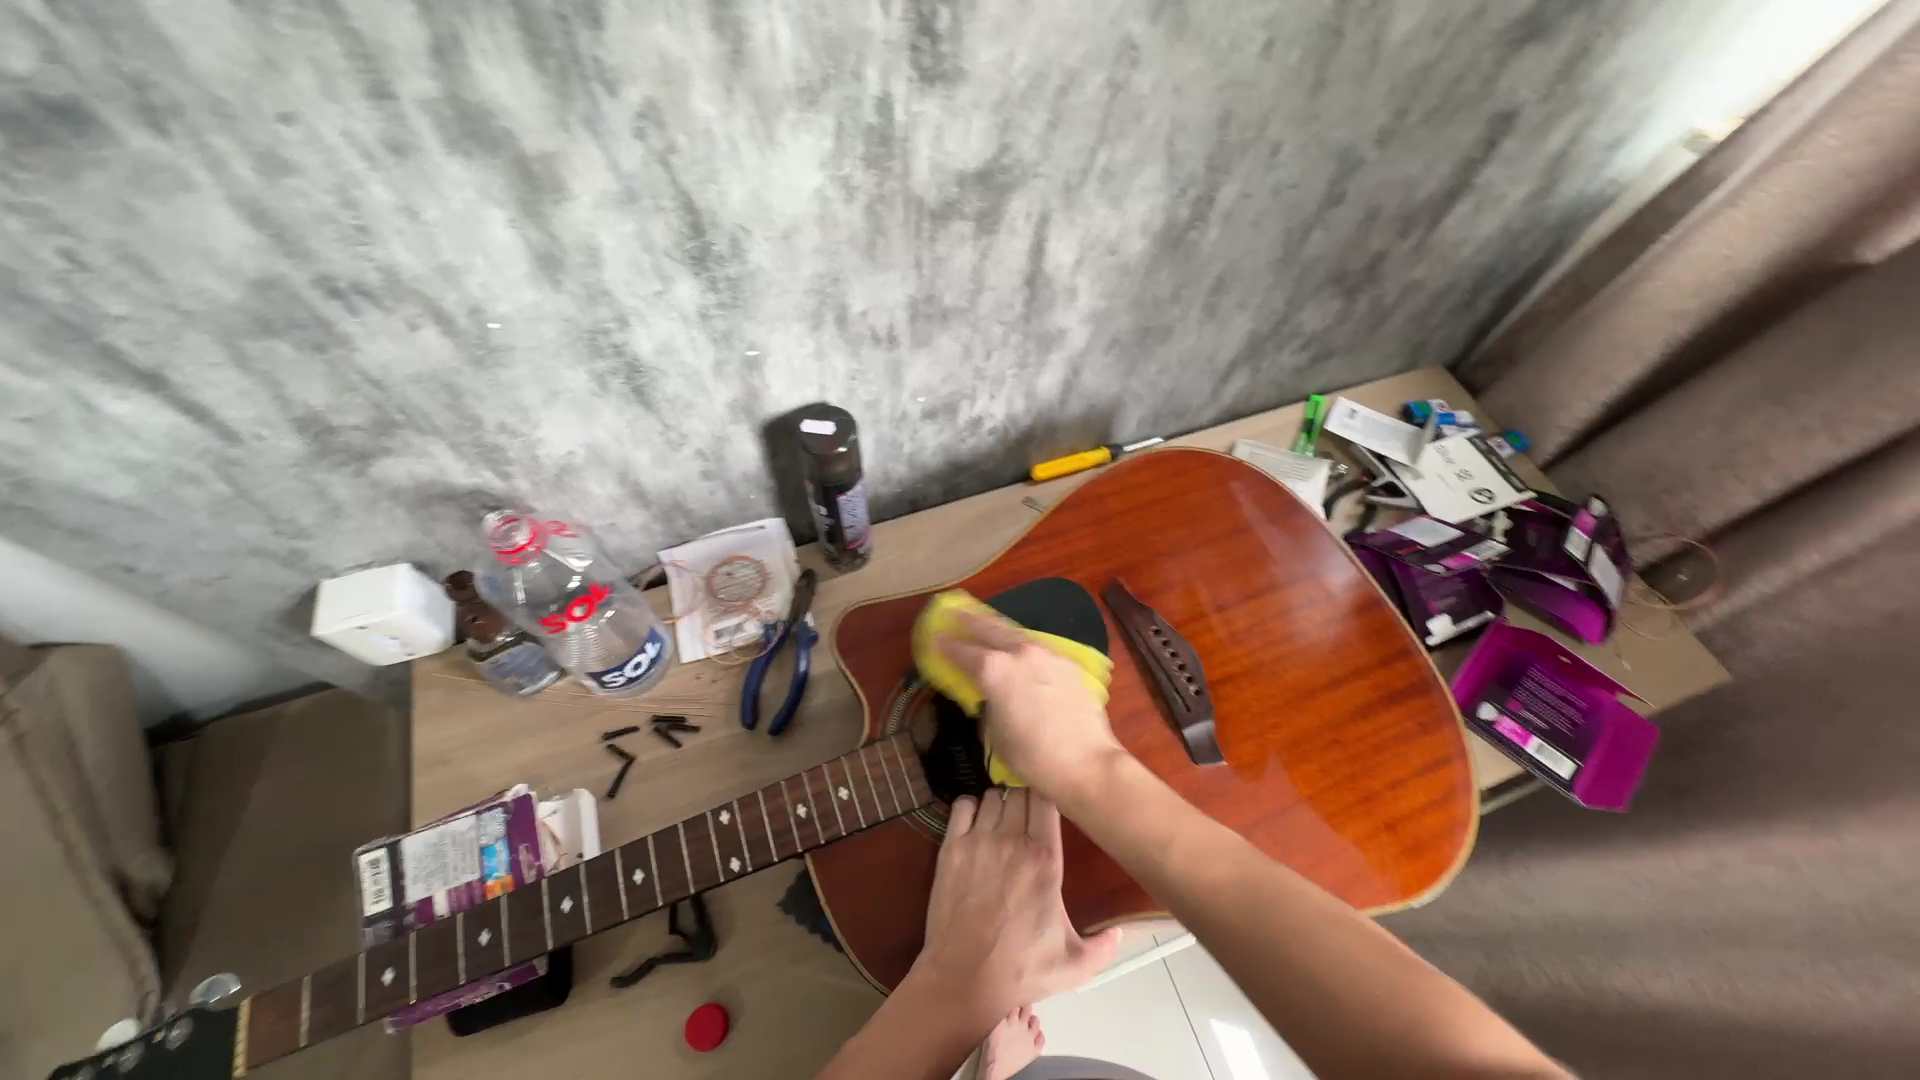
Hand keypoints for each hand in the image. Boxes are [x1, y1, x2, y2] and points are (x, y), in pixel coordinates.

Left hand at [909, 789, 1121, 1019]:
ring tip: (999, 823)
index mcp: (1045, 859)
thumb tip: (1121, 933)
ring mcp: (979, 841)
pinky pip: (962, 805)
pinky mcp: (951, 848)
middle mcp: (1013, 841)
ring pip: (992, 796)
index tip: (1047, 809)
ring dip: (998, 804)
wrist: (964, 978)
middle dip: (1023, 799)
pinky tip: (973, 824)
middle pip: (1019, 792)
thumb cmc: (1020, 969)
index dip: (1047, 798)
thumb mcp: (1074, 965)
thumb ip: (1103, 948)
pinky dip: (969, 807)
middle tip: (1023, 819)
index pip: (1047, 799)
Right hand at [936, 611, 1125, 796]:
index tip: (936, 638)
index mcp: (993, 669)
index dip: (946, 645)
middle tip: (956, 614)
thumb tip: (991, 694)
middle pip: (989, 627)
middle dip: (970, 620)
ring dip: (998, 627)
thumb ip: (988, 702)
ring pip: (1016, 632)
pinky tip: (1021, 650)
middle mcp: (1018, 652)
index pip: (962, 651)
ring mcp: (1046, 653)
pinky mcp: (1067, 662)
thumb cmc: (1031, 755)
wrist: (1085, 761)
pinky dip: (1022, 645)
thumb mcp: (994, 731)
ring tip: (987, 623)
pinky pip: (1037, 647)